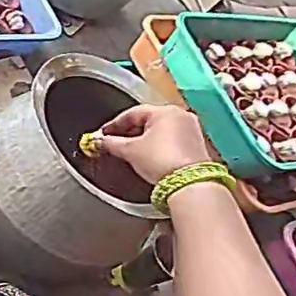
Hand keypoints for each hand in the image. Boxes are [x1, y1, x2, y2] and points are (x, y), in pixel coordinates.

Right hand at [96, 104, 211, 183]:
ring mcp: (190, 129)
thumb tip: (99, 141)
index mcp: (164, 111)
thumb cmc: (162, 162)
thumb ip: (111, 143)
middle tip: (113, 144)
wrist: (188, 183)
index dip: (114, 125)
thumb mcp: (130, 151)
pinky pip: (170, 140)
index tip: (103, 134)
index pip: (132, 113)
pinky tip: (147, 156)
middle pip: (146, 120)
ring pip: (159, 131)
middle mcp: (180, 116)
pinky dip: (156, 146)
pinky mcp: (195, 144)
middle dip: (128, 132)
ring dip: (142, 139)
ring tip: (129, 152)